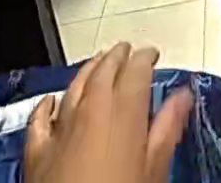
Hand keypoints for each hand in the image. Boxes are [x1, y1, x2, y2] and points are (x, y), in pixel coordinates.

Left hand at [24, 43, 191, 182]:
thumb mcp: (154, 169)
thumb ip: (168, 127)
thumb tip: (183, 95)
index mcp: (125, 110)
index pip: (137, 68)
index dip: (146, 56)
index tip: (153, 55)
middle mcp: (93, 110)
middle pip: (104, 70)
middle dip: (118, 56)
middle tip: (128, 51)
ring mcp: (62, 130)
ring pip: (75, 86)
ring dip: (89, 70)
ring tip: (98, 62)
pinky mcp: (37, 153)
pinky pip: (39, 120)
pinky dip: (46, 105)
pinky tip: (50, 100)